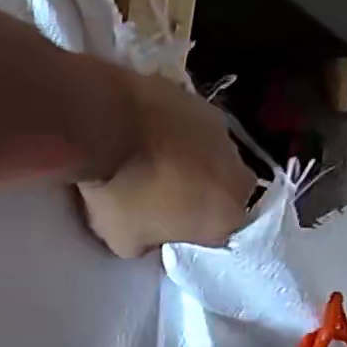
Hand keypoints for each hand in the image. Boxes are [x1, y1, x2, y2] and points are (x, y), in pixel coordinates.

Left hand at [76, 73, 259, 258]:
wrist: (107, 126)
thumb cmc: (120, 195)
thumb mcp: (124, 242)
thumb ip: (149, 245)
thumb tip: (152, 236)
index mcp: (226, 216)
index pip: (217, 234)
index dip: (190, 233)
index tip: (165, 228)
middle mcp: (239, 174)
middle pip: (221, 193)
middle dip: (198, 196)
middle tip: (160, 196)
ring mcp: (223, 132)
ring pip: (211, 157)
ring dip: (189, 162)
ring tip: (150, 163)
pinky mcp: (203, 101)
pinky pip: (192, 128)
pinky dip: (175, 134)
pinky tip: (147, 135)